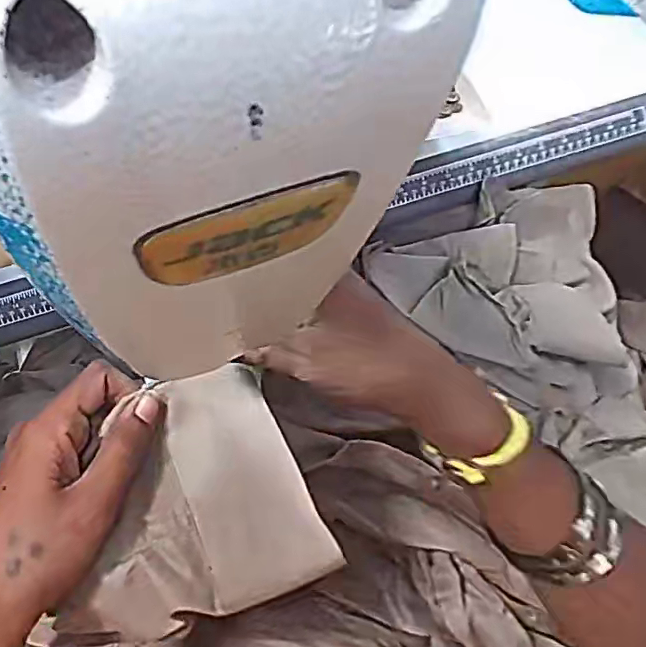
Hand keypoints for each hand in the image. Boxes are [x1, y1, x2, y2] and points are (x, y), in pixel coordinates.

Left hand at [0, 362, 164, 646]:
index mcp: (45, 428)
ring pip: (83, 429)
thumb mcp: (95, 501)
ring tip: (110, 492)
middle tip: (130, 471)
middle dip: (120, 428)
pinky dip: (91, 468)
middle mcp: (33, 432)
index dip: (129, 394)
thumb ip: (125, 447)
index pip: (97, 377)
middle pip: (90, 401)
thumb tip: (148, 402)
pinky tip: (93, 502)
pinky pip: (70, 452)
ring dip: (107, 452)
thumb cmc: (40, 557)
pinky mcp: (30, 476)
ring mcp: (29, 454)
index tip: (146, 431)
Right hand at [249, 272, 507, 449]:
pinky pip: (312, 308)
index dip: (244, 267)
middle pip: (284, 275)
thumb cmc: (367, 366)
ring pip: (298, 292)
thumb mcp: (305, 360)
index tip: (219, 274)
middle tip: (226, 297)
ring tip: (245, 313)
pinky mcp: (355, 317)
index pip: (273, 258)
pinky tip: (280, 330)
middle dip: (256, 288)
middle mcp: (336, 276)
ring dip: (275, 303)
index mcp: (323, 274)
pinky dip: (293, 316)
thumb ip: (265, 348)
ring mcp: (348, 295)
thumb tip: (234, 341)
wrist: (426, 388)